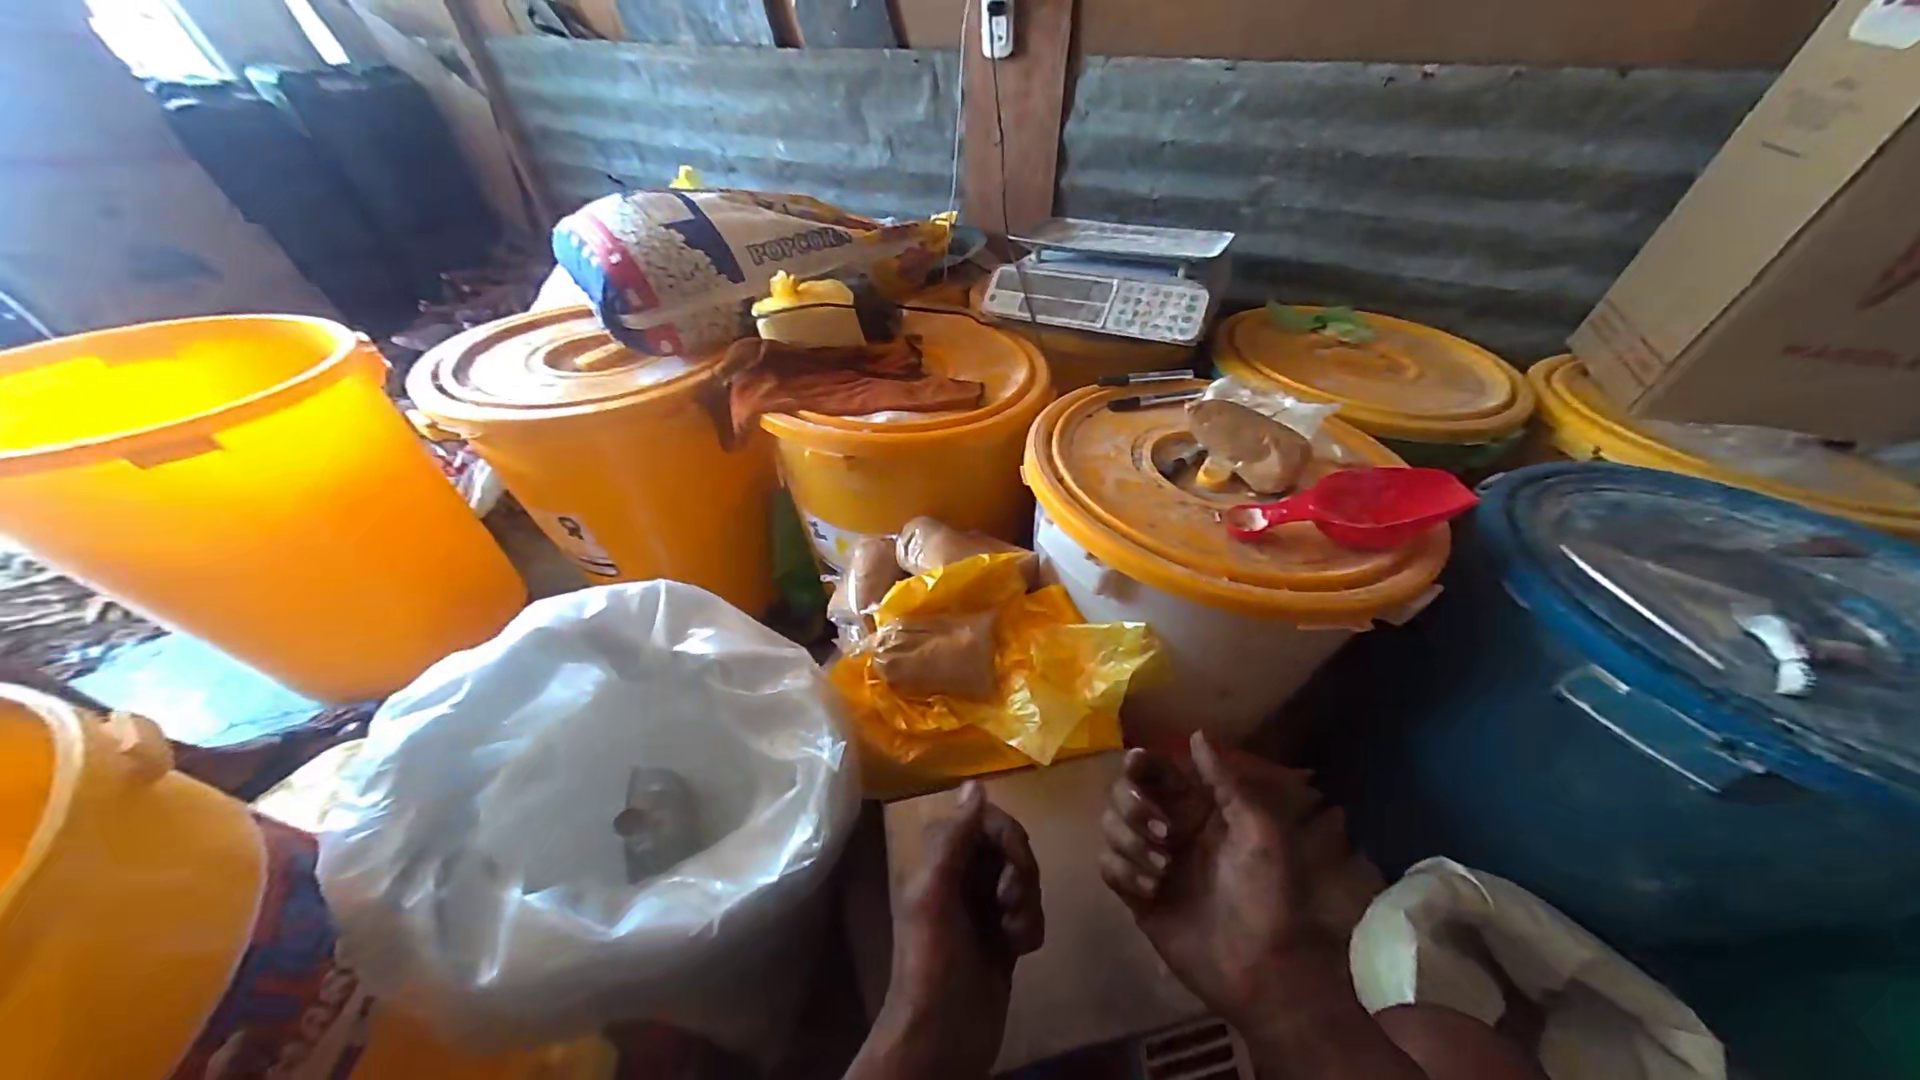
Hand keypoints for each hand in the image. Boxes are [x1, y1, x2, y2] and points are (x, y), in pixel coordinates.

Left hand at [848, 781, 1043, 1079]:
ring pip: (1026, 878)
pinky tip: (1018, 950)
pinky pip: (1032, 911)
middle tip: (1008, 904)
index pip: (986, 818)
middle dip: (1020, 873)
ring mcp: (984, 903)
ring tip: (1010, 934)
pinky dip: (1031, 928)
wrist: (942, 1037)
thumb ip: (953, 837)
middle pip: (1012, 846)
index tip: (1014, 860)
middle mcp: (963, 873)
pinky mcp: (1004, 933)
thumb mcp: (934, 894)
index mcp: (941, 857)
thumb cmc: (931, 961)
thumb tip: (976, 783)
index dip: (1007, 833)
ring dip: (1027, 905)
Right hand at [1098, 733, 1356, 1026]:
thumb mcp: (1260, 831)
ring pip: (1109, 826)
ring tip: (1162, 871)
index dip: (1141, 762)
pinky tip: (1151, 889)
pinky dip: (1123, 871)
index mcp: (1195, 807)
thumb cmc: (1269, 895)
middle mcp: (1166, 826)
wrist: (1262, 970)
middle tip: (1163, 833)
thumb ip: (1226, 782)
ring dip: (1130, 842)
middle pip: (1122, 793)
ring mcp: (1148, 859)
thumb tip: (1196, 734)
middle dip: (1133, 806)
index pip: (1155, 770)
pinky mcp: (1134, 892)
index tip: (1137, 764)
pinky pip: (1107, 865)